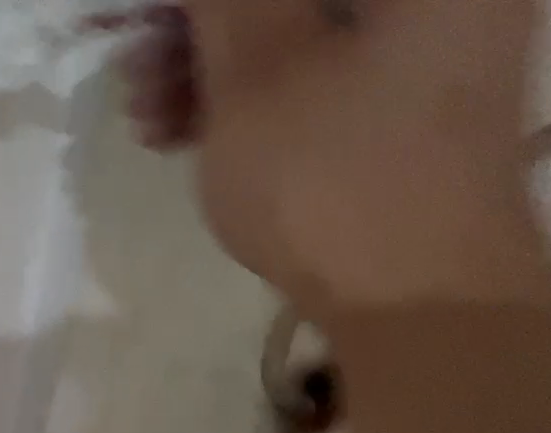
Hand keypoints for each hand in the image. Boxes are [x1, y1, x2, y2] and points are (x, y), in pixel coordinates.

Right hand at [124, 0, 550, 315]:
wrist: (410, 288)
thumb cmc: (330, 175)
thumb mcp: (257, 73)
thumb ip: (222, 1)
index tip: (126, 19)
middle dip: (193, 27)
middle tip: (129, 70)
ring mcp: (425, 41)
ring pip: (288, 30)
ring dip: (201, 68)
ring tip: (146, 119)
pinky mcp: (398, 96)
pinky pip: (306, 72)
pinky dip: (238, 96)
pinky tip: (182, 133)